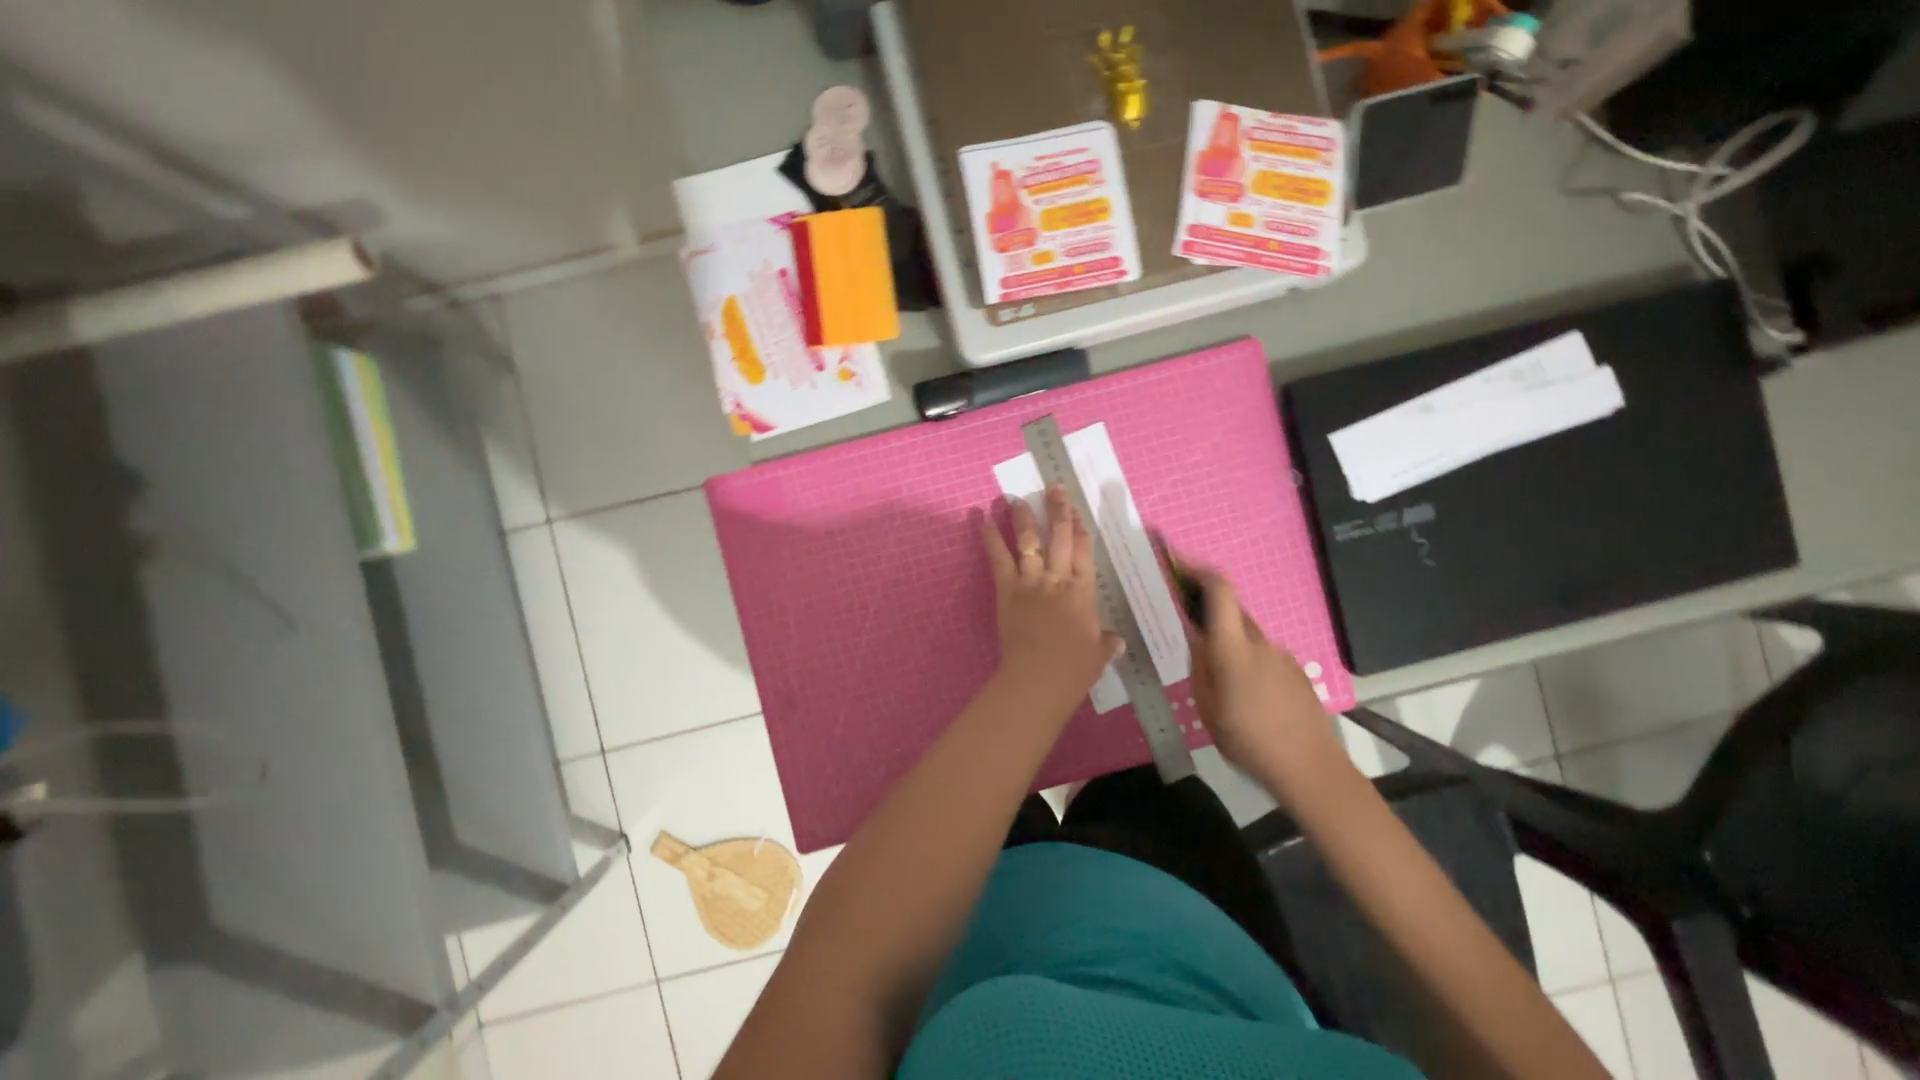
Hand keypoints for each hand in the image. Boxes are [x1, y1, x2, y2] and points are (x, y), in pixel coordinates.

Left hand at [978, 487, 1121, 710]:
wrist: (1039, 678)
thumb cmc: (1074, 669)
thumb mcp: (1098, 655)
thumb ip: (1106, 643)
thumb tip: (1117, 641)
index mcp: (1083, 592)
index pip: (1083, 551)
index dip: (1079, 527)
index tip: (1076, 509)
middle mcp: (1058, 579)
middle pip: (1059, 537)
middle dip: (1057, 510)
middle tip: (1053, 488)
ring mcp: (1031, 582)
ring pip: (1029, 541)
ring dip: (1022, 517)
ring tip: (1016, 499)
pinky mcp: (1007, 591)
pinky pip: (998, 559)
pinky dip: (990, 538)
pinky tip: (983, 520)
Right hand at [1177, 562, 1342, 782]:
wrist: (1309, 766)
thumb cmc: (1249, 741)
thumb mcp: (1207, 708)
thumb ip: (1200, 667)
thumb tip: (1196, 638)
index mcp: (1233, 648)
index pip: (1219, 590)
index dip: (1197, 571)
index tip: (1177, 567)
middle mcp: (1260, 642)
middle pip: (1232, 613)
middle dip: (1208, 616)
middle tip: (1187, 636)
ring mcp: (1282, 655)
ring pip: (1247, 638)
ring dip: (1229, 646)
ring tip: (1220, 686)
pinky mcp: (1296, 671)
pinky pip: (1263, 657)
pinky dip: (1248, 665)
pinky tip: (1247, 700)